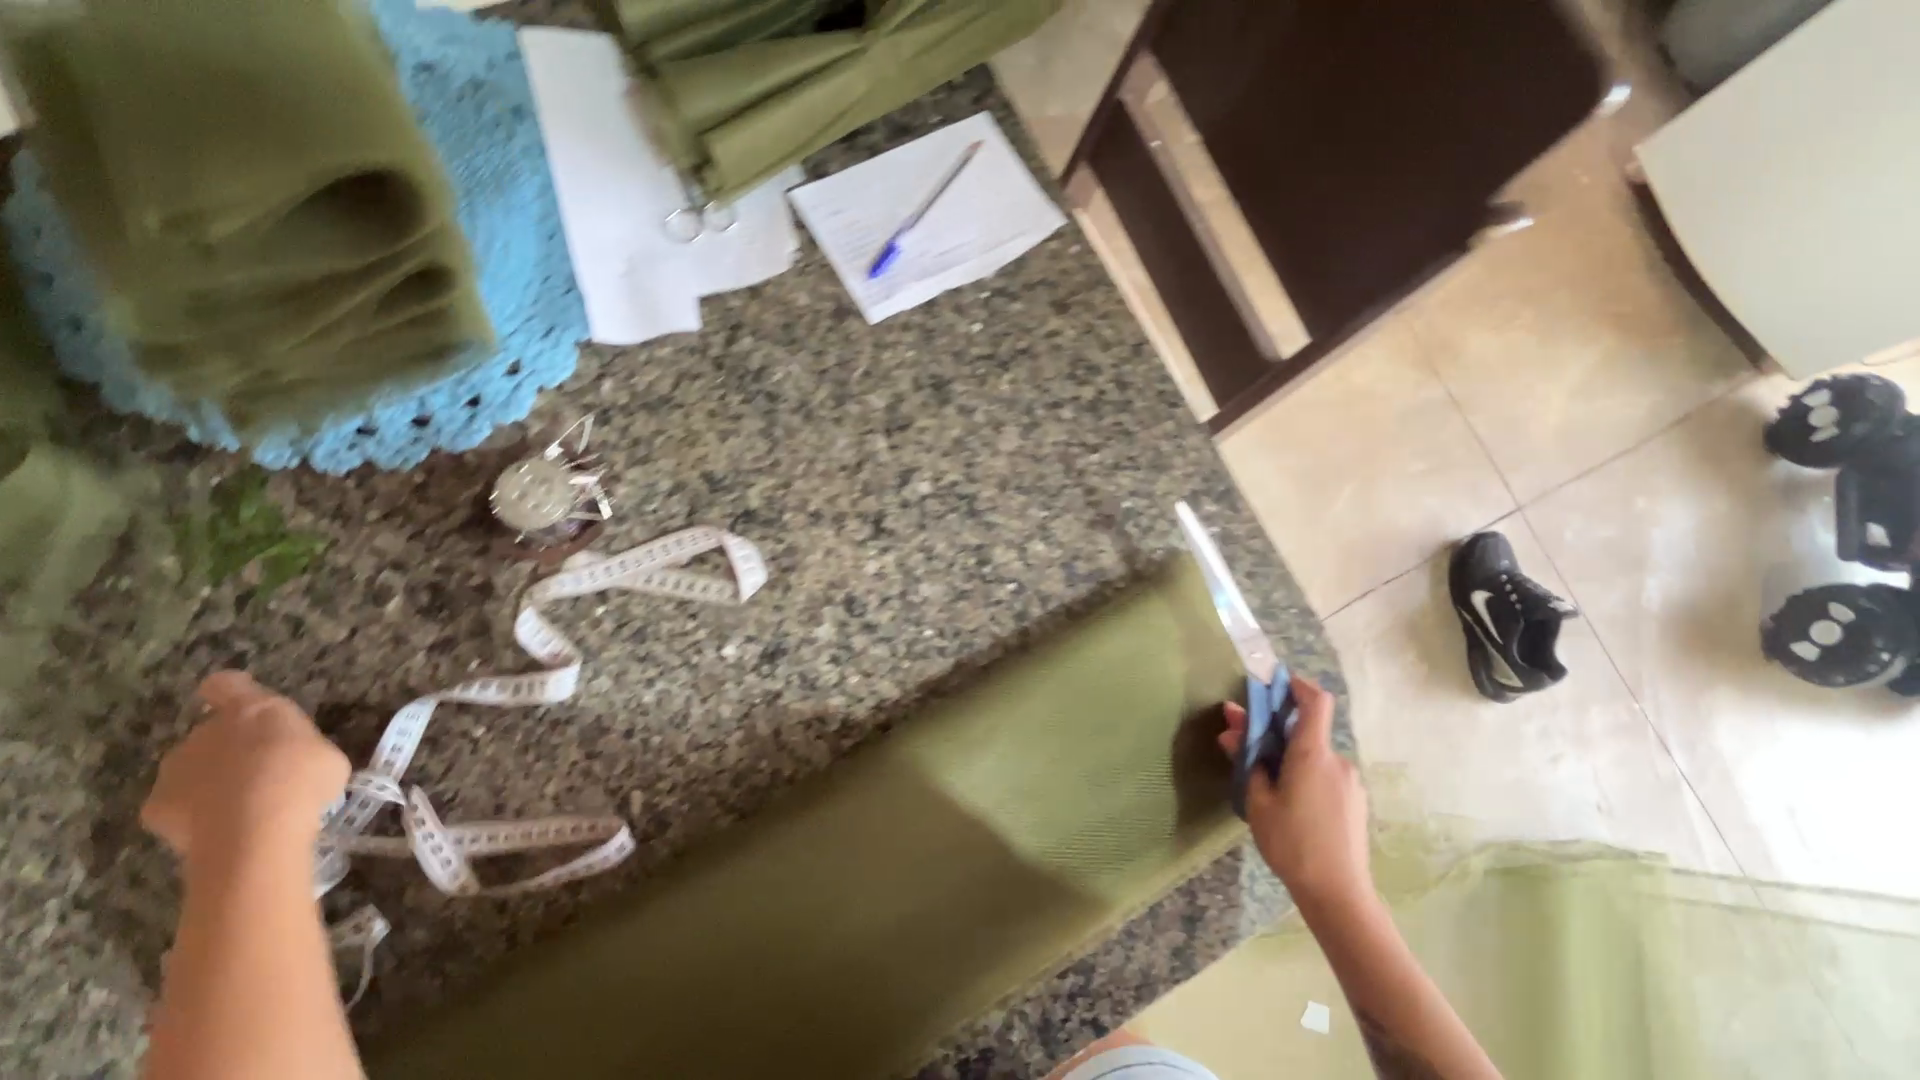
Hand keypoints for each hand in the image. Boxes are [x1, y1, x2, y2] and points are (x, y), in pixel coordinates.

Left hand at [141, 671, 348, 870]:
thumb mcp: (325, 756)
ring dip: (211, 782)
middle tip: (261, 774)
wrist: (255, 830)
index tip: (244, 706)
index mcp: (250, 710)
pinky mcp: (156, 806)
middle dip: (230, 749)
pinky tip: (219, 829)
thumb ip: (298, 749)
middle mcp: (204, 732)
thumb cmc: (302, 780)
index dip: (232, 692)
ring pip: (192, 769)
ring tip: (241, 808)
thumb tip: (292, 759)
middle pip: (211, 732)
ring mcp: (174, 769)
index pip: (225, 685)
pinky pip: (176, 805)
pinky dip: (194, 815)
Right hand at [1218, 675, 1371, 912]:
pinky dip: (1306, 777)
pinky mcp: (1355, 802)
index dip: (1297, 686)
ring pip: (1315, 758)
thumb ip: (1248, 762)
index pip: (1315, 702)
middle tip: (1243, 742)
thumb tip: (1233, 733)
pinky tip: (1290, 806)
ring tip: (1264, 785)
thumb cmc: (1292, 844)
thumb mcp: (1258, 803)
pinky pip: (1326, 777)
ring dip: (1290, 760)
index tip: (1275, 683)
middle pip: (1307, 732)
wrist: (1338, 893)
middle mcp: (1337, 761)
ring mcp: (1350, 782)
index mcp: (1312, 755)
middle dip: (1276, 732)